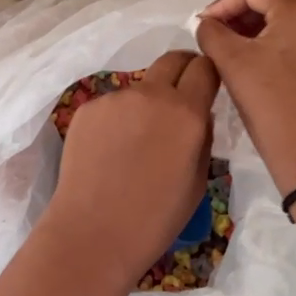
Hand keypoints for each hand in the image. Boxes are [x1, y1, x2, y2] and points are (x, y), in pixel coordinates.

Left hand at [43, 50, 219, 287]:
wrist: (92, 235)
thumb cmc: (155, 219)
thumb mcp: (198, 182)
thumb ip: (203, 137)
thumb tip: (199, 115)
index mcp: (186, 112)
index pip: (205, 68)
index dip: (208, 74)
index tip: (207, 87)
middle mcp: (151, 94)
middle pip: (172, 60)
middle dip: (182, 70)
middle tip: (181, 96)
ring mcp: (115, 98)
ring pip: (141, 87)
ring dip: (147, 102)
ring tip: (138, 142)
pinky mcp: (87, 108)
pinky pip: (113, 105)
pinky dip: (118, 119)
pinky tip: (110, 151)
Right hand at [195, 0, 295, 200]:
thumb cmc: (271, 104)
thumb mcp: (232, 62)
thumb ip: (211, 32)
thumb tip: (207, 24)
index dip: (222, 3)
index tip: (203, 27)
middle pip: (269, 0)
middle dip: (236, 15)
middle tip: (212, 38)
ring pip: (280, 19)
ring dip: (250, 29)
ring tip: (227, 51)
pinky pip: (292, 37)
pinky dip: (268, 42)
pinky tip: (250, 63)